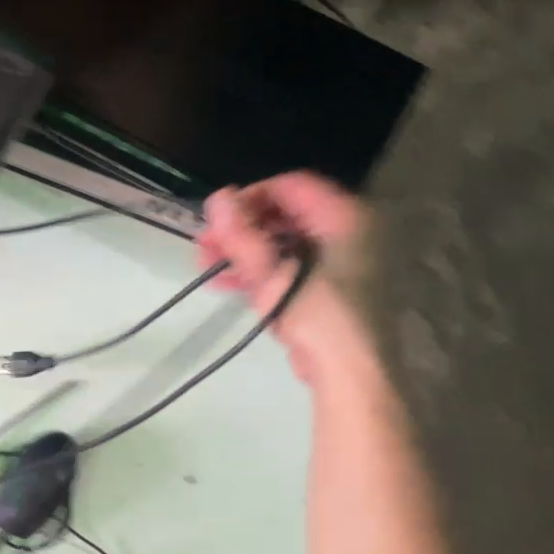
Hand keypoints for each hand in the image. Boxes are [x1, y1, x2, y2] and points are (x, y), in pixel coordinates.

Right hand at [198, 172, 374, 387]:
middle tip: (203, 246)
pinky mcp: (329, 282)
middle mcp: (348, 227)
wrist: (349, 367)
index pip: (290, 186)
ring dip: (243, 250)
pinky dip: (259, 269)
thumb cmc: (316, 314)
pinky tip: (227, 283)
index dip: (248, 198)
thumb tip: (217, 197)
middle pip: (285, 213)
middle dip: (241, 228)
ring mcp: (340, 256)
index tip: (215, 221)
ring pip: (283, 240)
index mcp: (344, 215)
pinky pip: (289, 263)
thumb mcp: (271, 274)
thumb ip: (243, 235)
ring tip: (207, 267)